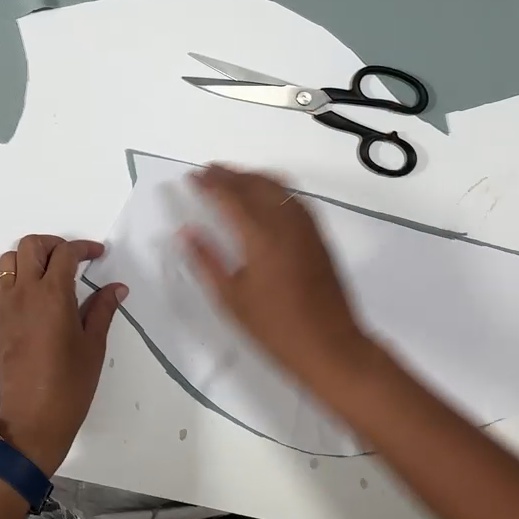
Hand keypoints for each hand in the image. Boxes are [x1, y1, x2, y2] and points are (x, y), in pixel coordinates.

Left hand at [0, 234, 127, 473]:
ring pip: (10, 259)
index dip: (84, 247)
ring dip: (31, 257)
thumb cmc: (69, 384)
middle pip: (31, 245)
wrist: (32, 419)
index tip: (99, 254)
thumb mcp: (93, 345)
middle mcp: (24, 291)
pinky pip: (2, 282)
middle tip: (74, 260)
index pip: (65, 253)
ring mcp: (6, 304)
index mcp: (52, 293)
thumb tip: (116, 287)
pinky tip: (36, 294)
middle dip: (54, 244)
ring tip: (52, 273)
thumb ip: (102, 309)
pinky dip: (17, 276)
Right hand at [181, 165, 382, 391]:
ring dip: (251, 176)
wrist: (332, 346)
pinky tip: (265, 192)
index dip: (209, 184)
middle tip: (207, 171)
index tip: (192, 178)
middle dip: (228, 174)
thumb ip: (207, 260)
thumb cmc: (276, 328)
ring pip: (276, 186)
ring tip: (231, 176)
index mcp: (260, 237)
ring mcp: (306, 226)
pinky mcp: (318, 234)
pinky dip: (273, 185)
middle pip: (253, 184)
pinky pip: (293, 196)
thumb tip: (186, 232)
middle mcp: (285, 223)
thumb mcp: (231, 299)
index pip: (230, 197)